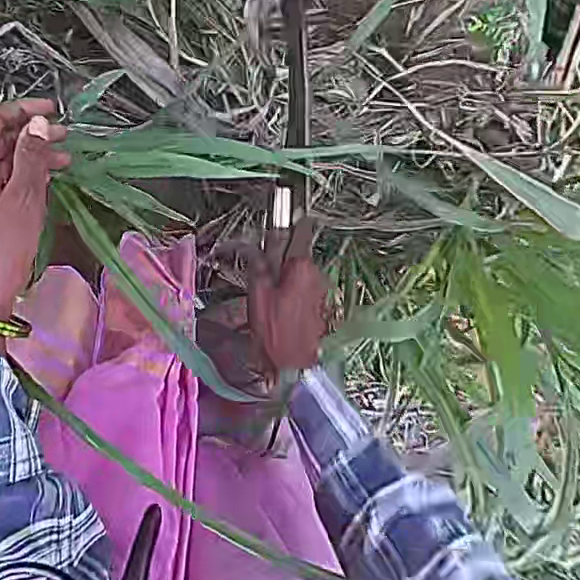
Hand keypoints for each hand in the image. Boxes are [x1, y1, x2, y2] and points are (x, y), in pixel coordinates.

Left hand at [0, 99, 69, 353]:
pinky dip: (22, 180)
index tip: (53, 111)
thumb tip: (38, 124)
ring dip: (30, 158)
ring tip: (65, 159)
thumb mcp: (19, 204)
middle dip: (30, 135)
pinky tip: (48, 180)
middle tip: (65, 136)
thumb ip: (30, 160)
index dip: (21, 111)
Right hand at [246, 221, 329, 373]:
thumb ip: (259, 264)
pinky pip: (304, 289)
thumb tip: (257, 242)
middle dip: (278, 257)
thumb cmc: (274, 332)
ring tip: (266, 294)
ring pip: (299, 272)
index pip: (299, 230)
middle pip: (295, 253)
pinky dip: (291, 291)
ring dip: (284, 276)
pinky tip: (278, 307)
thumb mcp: (257, 294)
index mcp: (301, 266)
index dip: (289, 219)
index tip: (281, 208)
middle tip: (258, 269)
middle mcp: (317, 274)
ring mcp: (322, 291)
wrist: (296, 371)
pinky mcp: (322, 307)